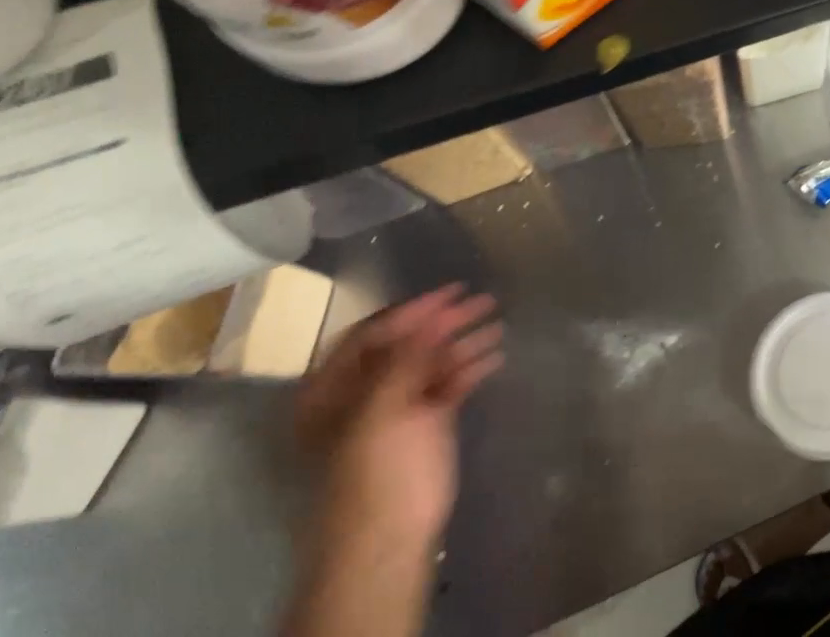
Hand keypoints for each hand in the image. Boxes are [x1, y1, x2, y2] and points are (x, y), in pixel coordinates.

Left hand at [297, 286, 503, 549]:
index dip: (413, 310)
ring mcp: (393, 411)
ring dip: (461, 344)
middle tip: (484, 301)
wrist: (386, 539)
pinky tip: (494, 357)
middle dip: (443, 323)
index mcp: (332, 389)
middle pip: (405, 346)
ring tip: (497, 325)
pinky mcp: (423, 427)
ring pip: (429, 365)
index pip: (374, 334)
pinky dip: (467, 370)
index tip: (454, 291)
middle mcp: (360, 394)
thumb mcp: (383, 411)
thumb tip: (432, 315)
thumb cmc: (376, 473)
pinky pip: (445, 388)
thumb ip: (406, 360)